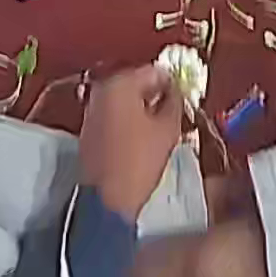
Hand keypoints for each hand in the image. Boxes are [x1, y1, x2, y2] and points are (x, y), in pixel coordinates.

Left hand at [79, 65, 184, 219]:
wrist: (104, 205)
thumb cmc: (139, 161)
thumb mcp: (168, 128)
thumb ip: (176, 101)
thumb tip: (177, 91)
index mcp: (120, 82)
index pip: (155, 71)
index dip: (174, 82)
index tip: (186, 97)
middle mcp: (102, 90)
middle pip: (138, 83)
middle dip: (157, 95)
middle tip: (176, 111)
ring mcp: (92, 110)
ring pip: (126, 100)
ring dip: (144, 109)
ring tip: (161, 127)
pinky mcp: (89, 130)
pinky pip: (116, 115)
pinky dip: (130, 121)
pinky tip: (143, 137)